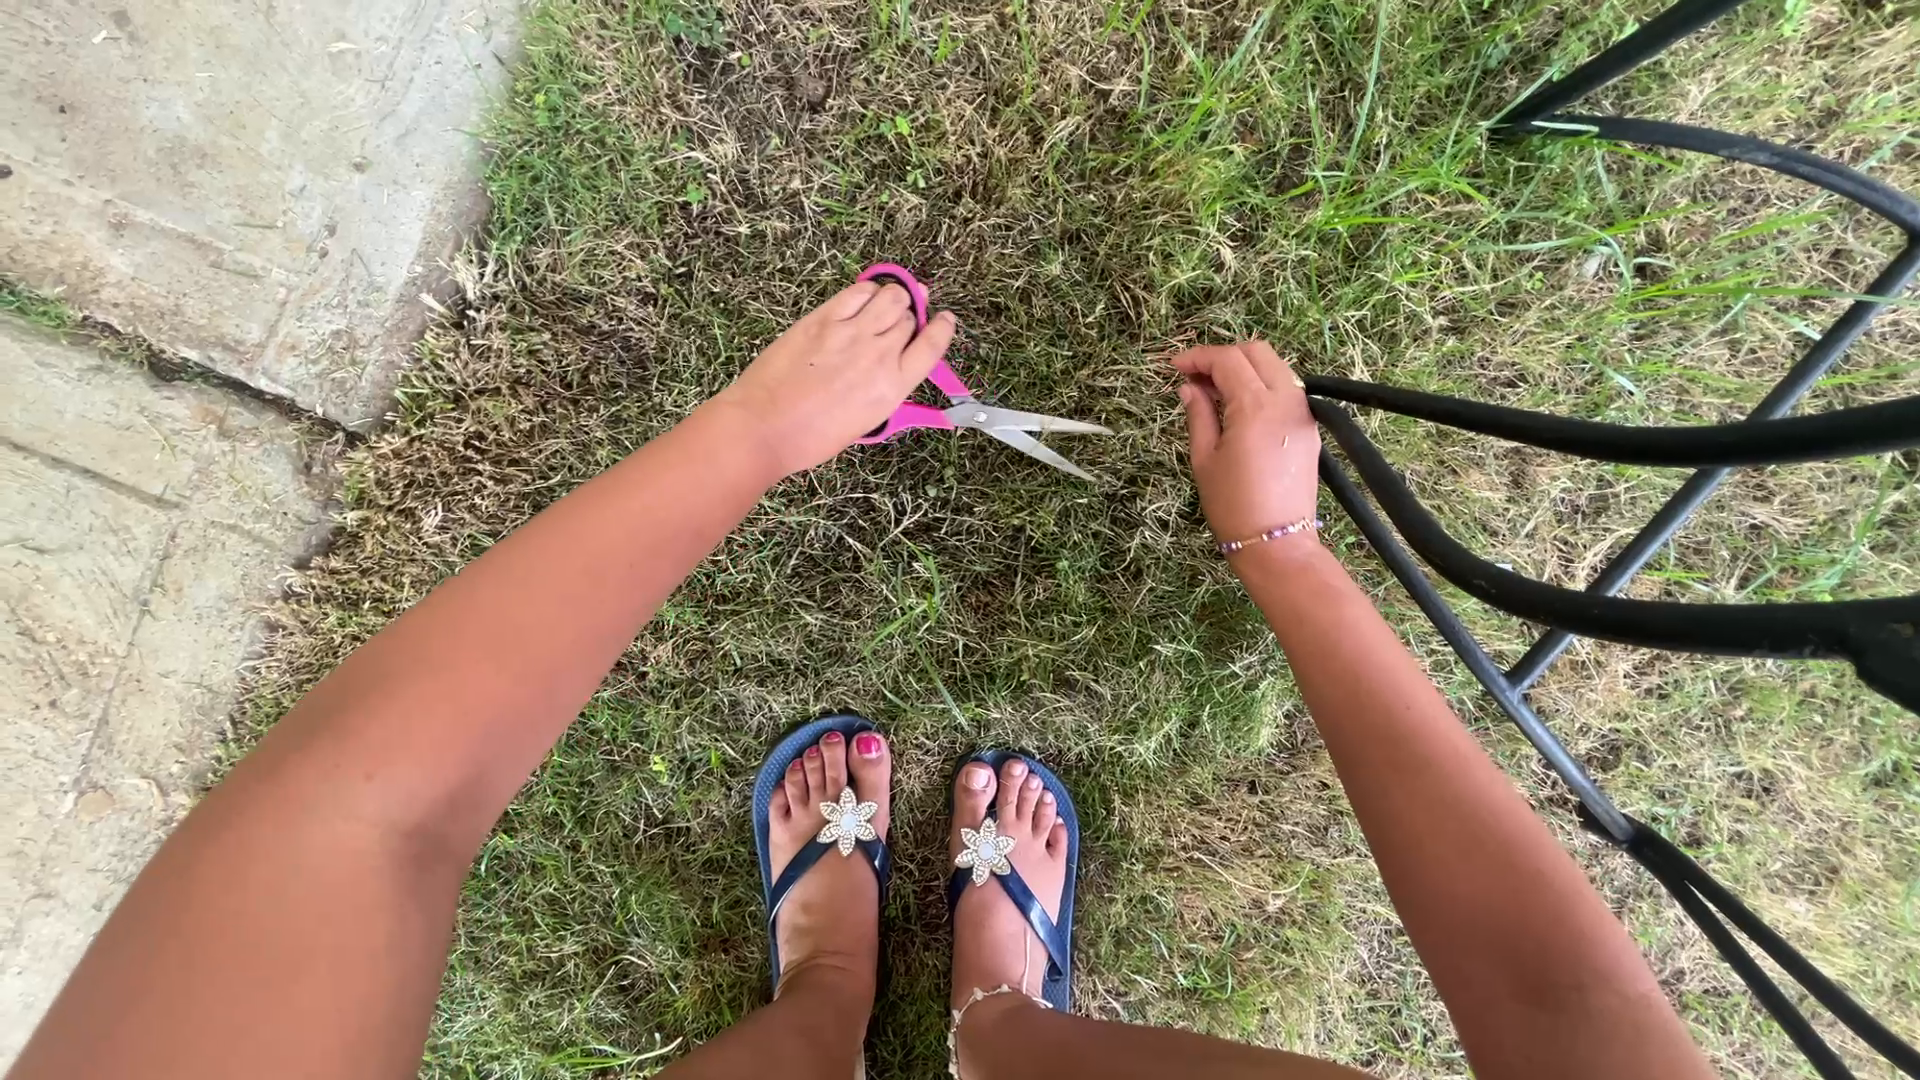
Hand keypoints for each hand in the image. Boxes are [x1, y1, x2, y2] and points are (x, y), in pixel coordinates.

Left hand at [709, 280, 956, 477]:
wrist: (765, 426)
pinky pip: (857, 292)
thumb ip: (884, 390)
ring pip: (890, 296)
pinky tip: (862, 299)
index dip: (943, 328)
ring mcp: (851, 332)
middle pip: (909, 318)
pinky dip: (866, 292)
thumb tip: (891, 369)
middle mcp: (879, 355)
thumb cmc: (811, 437)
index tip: (945, 320)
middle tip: (900, 320)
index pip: (932, 346)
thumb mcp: (864, 422)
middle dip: (909, 317)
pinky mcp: (823, 319)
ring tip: (883, 306)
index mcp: (893, 387)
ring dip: (893, 297)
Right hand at [1171, 341, 1320, 543]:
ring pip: (1275, 367)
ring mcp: (1302, 412)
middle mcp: (1284, 400)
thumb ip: (1198, 416)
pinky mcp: (1309, 427)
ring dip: (1244, 369)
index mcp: (1254, 406)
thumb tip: (1189, 389)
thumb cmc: (1231, 504)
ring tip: (1215, 392)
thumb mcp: (1203, 458)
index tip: (1174, 366)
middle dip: (1223, 356)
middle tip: (1196, 377)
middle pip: (1256, 352)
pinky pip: (1286, 389)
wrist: (1276, 542)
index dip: (1197, 357)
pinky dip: (1261, 385)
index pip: (1227, 360)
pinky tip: (1239, 407)